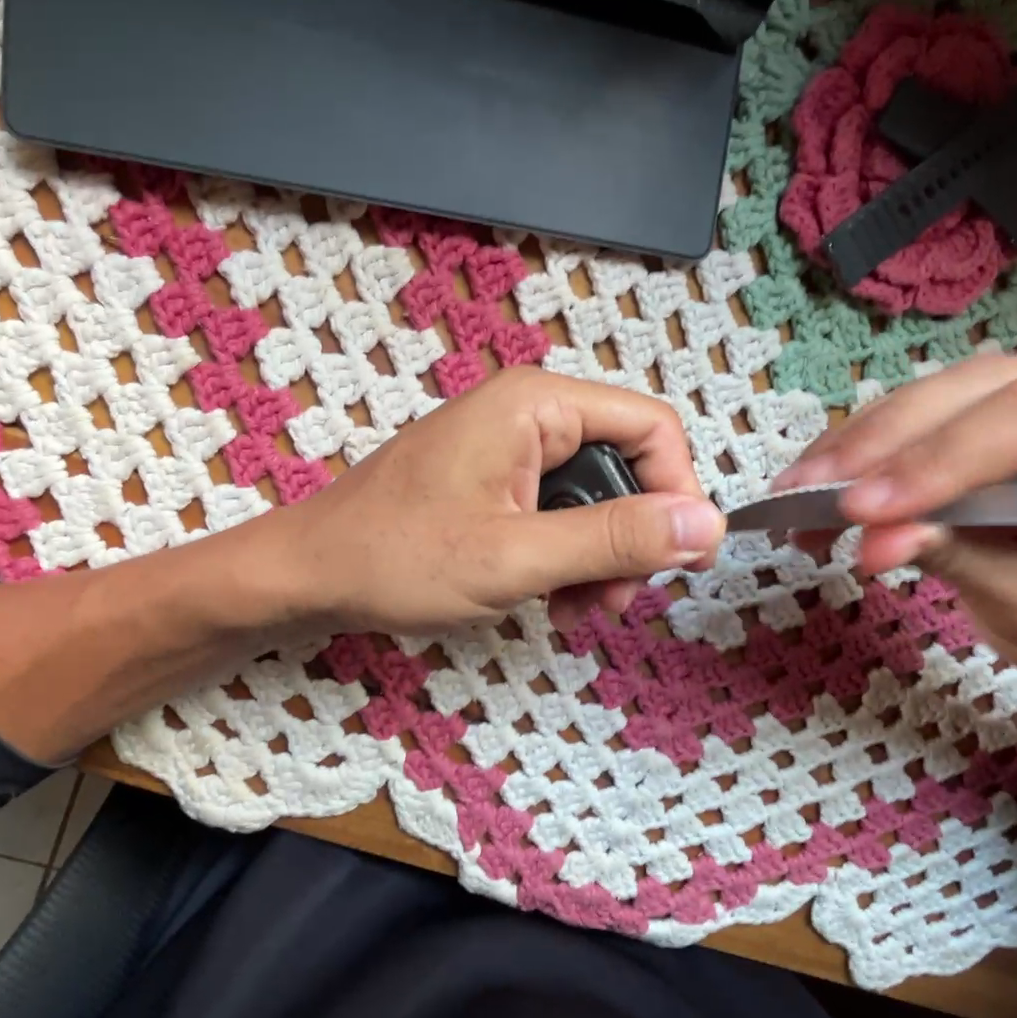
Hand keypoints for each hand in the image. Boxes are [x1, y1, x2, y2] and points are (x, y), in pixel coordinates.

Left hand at [265, 367, 725, 635]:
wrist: (309, 575)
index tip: (679, 564)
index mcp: (537, 405)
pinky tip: (552, 603)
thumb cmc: (398, 559)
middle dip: (632, 538)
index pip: (653, 428)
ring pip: (595, 498)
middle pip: (627, 466)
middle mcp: (528, 413)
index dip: (679, 494)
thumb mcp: (517, 557)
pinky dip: (566, 559)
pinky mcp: (494, 480)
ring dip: (600, 559)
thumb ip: (614, 538)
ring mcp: (509, 447)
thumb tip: (707, 525)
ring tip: (576, 612)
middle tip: (614, 602)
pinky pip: (558, 512)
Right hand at [775, 356, 1016, 688]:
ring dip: (854, 445)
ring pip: (930, 396)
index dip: (941, 459)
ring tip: (793, 496)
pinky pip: (909, 419)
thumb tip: (875, 543)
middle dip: (882, 445)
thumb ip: (966, 565)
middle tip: (807, 495)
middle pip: (973, 391)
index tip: (862, 512)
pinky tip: (811, 489)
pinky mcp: (983, 419)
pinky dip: (854, 454)